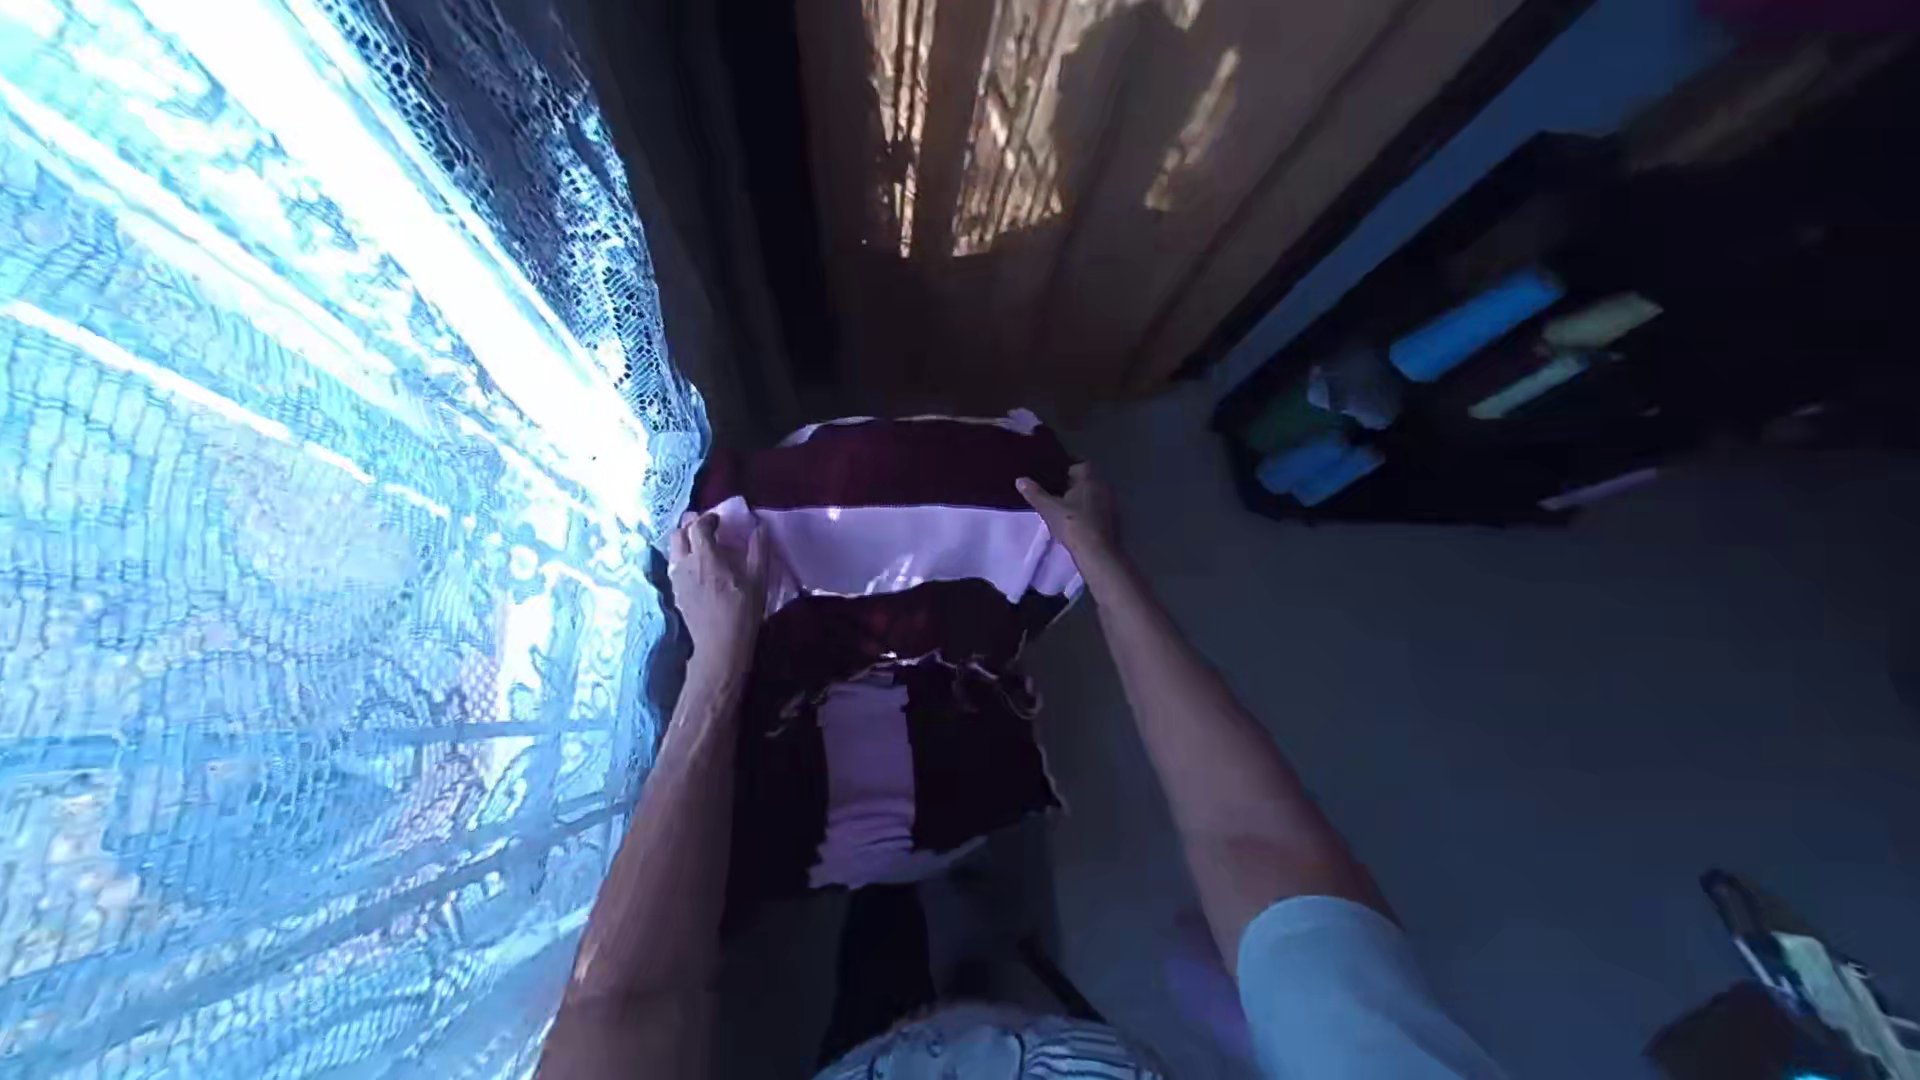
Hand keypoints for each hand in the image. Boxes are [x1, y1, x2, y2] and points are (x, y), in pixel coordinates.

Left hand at [668, 511, 765, 680]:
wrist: (720, 645)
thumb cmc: (743, 611)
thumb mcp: (758, 579)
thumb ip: (758, 550)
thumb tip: (759, 526)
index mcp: (705, 558)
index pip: (697, 526)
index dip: (708, 518)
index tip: (720, 519)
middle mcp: (685, 564)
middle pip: (677, 533)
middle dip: (691, 525)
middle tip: (708, 528)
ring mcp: (676, 579)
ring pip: (673, 549)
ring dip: (685, 541)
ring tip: (702, 546)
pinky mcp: (675, 592)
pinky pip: (674, 565)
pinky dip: (684, 557)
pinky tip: (698, 567)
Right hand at [1017, 462, 1121, 563]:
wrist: (1098, 553)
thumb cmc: (1073, 524)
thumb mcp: (1049, 509)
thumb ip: (1035, 493)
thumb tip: (1020, 479)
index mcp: (1090, 478)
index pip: (1080, 463)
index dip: (1067, 466)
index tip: (1055, 474)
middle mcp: (1104, 486)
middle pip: (1088, 479)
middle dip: (1073, 483)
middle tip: (1056, 491)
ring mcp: (1112, 503)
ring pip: (1094, 494)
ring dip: (1082, 498)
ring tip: (1065, 508)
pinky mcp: (1116, 520)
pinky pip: (1100, 509)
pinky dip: (1089, 512)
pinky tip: (1078, 522)